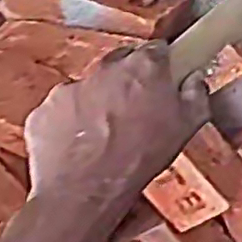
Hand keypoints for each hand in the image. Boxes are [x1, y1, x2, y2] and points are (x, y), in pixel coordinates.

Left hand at [24, 40, 210, 213]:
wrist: (85, 193)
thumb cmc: (141, 156)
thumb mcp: (187, 125)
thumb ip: (196, 94)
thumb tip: (195, 78)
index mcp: (144, 65)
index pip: (156, 48)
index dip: (161, 63)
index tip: (162, 79)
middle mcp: (106, 68)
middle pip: (121, 62)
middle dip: (128, 79)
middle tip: (135, 107)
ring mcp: (71, 87)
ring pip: (91, 86)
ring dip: (99, 100)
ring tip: (105, 131)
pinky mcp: (44, 109)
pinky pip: (62, 108)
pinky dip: (70, 120)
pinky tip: (80, 143)